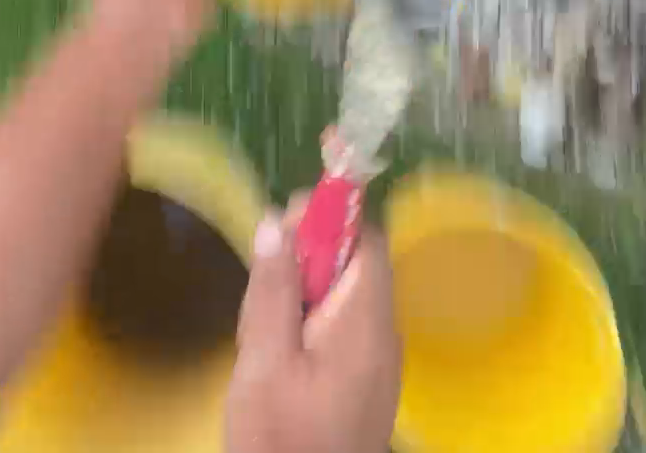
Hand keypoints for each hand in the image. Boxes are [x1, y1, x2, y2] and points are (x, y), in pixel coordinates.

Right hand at [225, 202, 400, 452]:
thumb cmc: (282, 441)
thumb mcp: (264, 360)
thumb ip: (273, 288)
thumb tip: (275, 220)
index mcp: (366, 320)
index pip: (367, 237)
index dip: (331, 215)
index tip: (286, 219)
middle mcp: (382, 332)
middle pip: (352, 262)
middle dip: (305, 257)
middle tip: (263, 285)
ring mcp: (376, 359)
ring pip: (340, 293)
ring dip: (299, 291)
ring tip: (262, 329)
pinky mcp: (362, 380)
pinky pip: (339, 325)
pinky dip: (306, 320)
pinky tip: (276, 352)